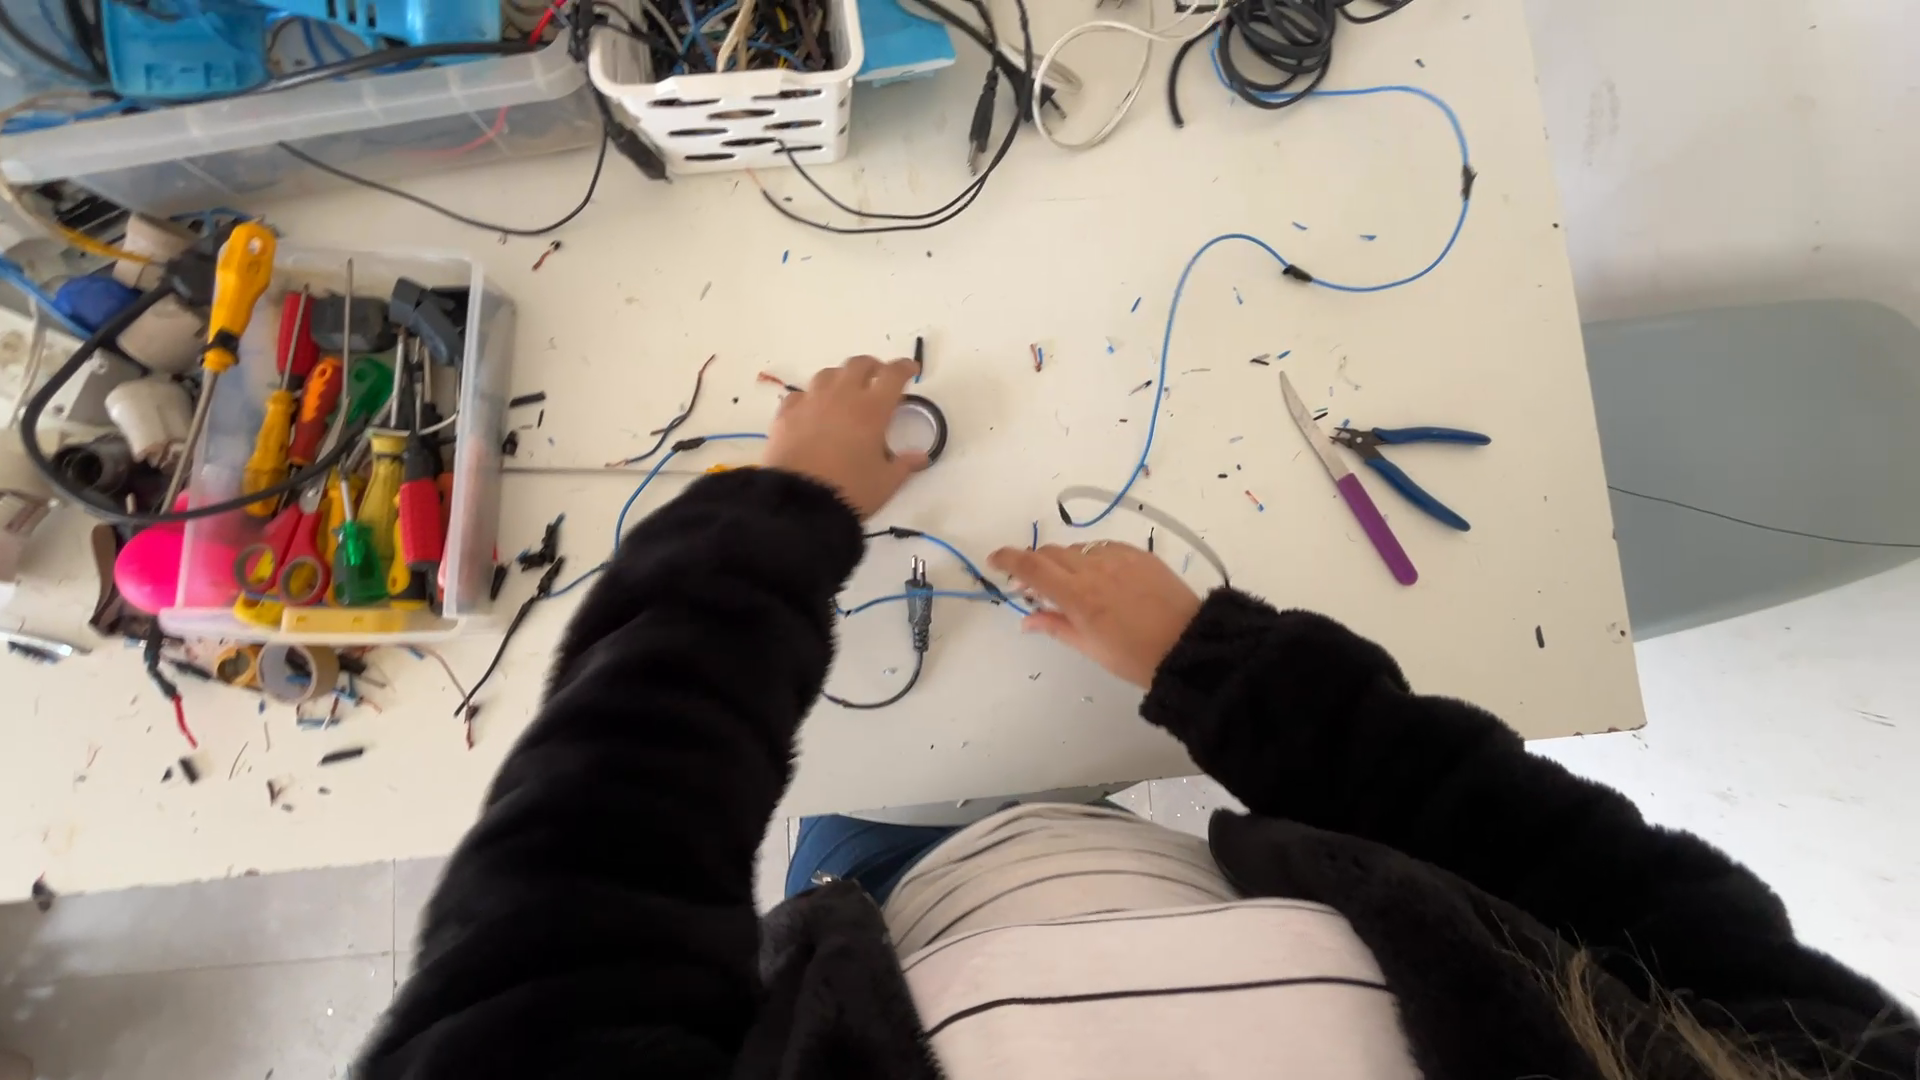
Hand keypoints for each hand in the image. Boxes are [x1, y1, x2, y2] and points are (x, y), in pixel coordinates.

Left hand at [765, 355, 927, 519]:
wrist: (799, 502)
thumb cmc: (850, 490)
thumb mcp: (886, 482)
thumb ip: (904, 465)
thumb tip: (921, 457)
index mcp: (872, 409)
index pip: (893, 375)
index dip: (904, 367)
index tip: (911, 369)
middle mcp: (841, 396)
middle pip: (858, 365)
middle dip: (873, 367)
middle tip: (879, 378)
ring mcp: (810, 402)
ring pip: (828, 374)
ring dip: (842, 377)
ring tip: (846, 391)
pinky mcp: (786, 415)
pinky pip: (801, 395)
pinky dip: (812, 397)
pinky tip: (813, 410)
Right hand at [987, 542, 1201, 687]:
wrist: (1189, 645)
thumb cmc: (1135, 657)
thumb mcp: (1090, 647)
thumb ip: (1055, 626)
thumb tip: (1026, 619)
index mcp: (1077, 596)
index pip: (1031, 567)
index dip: (1007, 559)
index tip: (994, 560)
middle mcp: (1093, 569)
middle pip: (1050, 553)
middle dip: (1035, 564)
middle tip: (1033, 585)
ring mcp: (1118, 558)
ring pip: (1077, 549)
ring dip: (1064, 563)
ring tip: (1072, 585)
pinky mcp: (1138, 554)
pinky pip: (1104, 548)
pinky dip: (1092, 559)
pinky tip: (1100, 577)